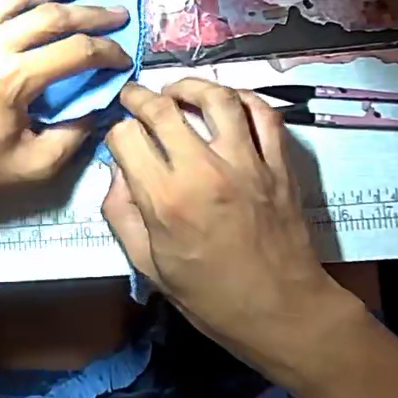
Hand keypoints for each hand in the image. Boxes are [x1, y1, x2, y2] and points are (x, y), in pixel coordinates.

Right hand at [101, 80, 363, 377]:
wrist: (281, 311)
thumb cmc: (210, 297)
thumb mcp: (150, 267)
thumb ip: (123, 215)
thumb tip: (118, 171)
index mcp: (165, 200)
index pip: (127, 138)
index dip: (116, 133)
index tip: (120, 139)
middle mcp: (204, 171)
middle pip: (163, 109)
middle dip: (140, 97)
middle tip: (134, 97)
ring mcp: (247, 162)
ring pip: (217, 98)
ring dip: (190, 86)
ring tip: (177, 92)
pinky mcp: (279, 163)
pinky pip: (263, 114)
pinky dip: (243, 98)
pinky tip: (228, 101)